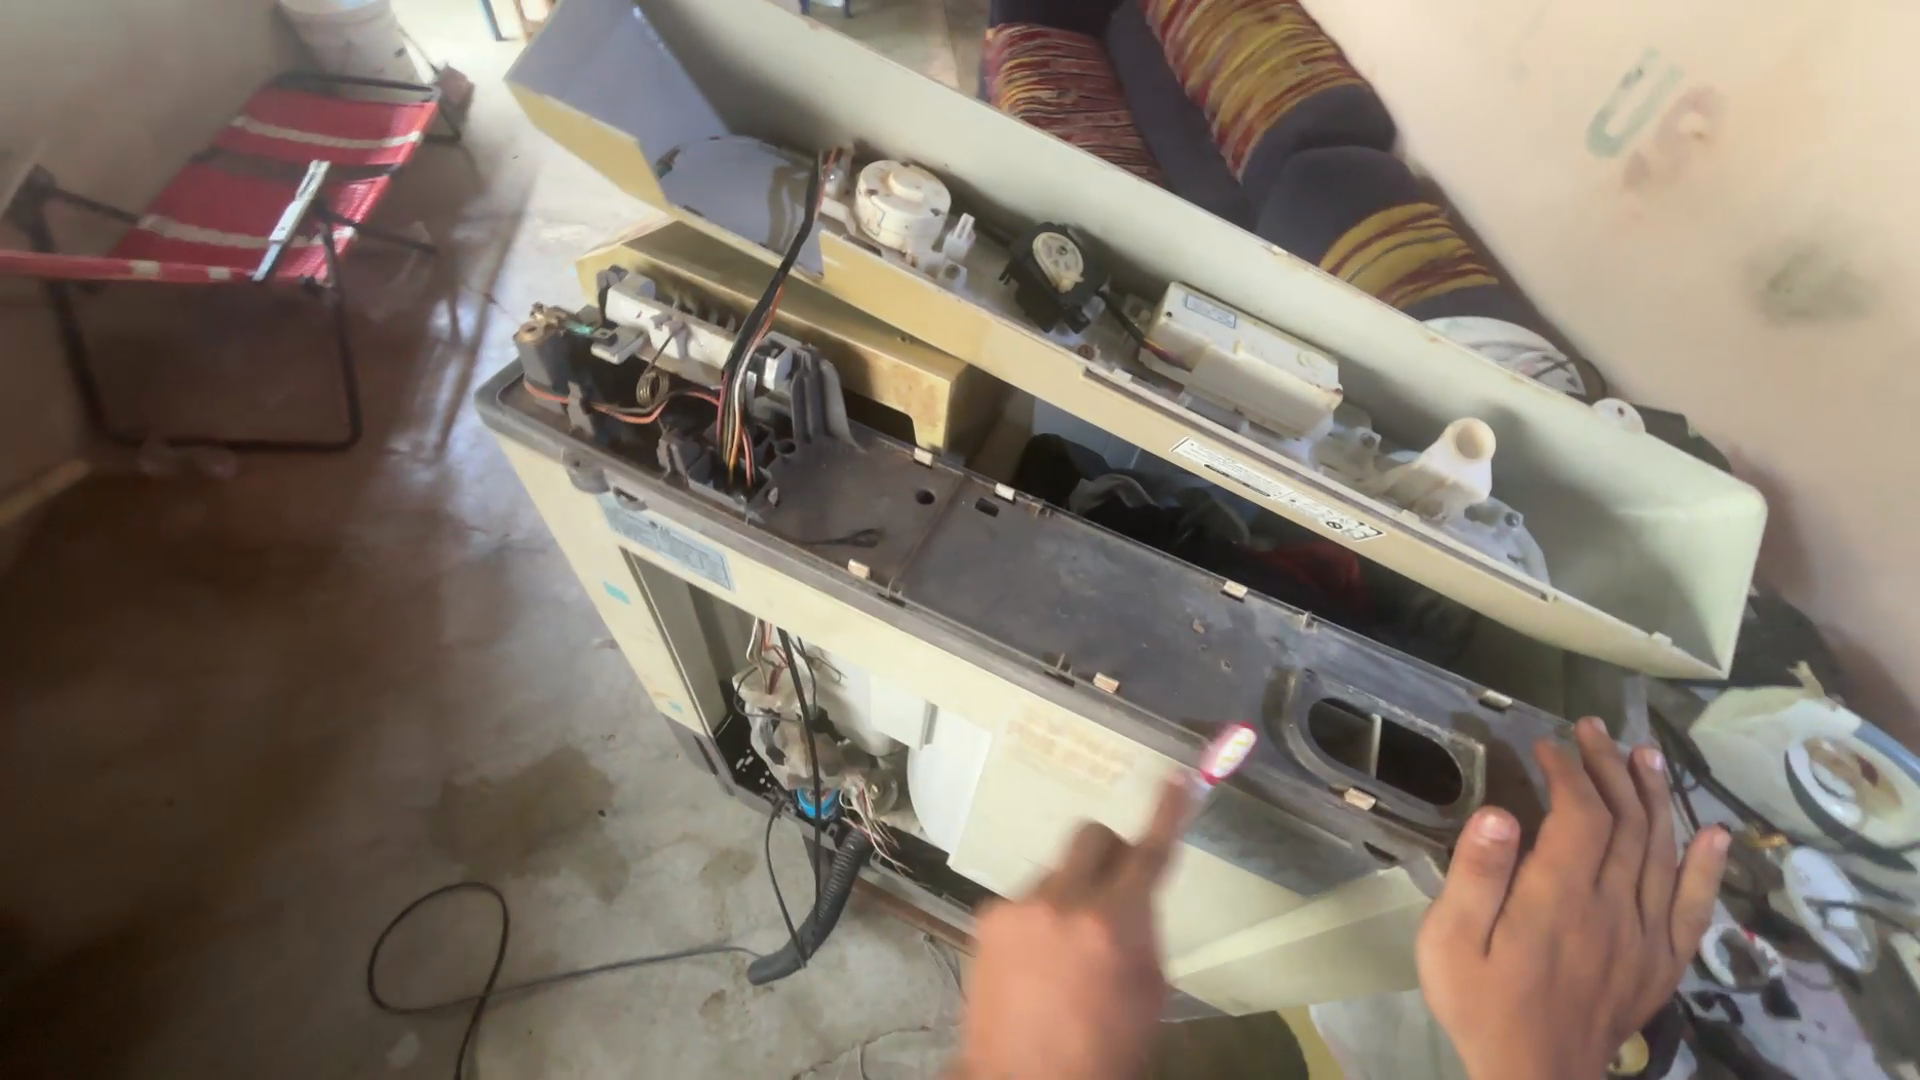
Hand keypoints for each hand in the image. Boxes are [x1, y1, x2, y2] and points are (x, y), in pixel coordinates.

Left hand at [950, 777, 1190, 1079]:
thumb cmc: (1104, 1052)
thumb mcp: (1148, 995)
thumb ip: (1143, 931)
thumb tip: (1133, 894)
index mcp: (1113, 924)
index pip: (1149, 853)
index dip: (1168, 812)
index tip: (1177, 778)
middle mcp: (1063, 901)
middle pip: (1092, 836)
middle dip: (1110, 855)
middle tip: (1114, 890)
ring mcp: (1020, 905)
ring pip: (1058, 871)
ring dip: (1072, 895)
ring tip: (1066, 950)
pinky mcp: (988, 916)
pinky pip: (1027, 899)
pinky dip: (1039, 918)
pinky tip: (1035, 960)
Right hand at [1418, 717, 1729, 1079]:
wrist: (1534, 1075)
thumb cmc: (1479, 998)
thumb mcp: (1451, 937)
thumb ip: (1476, 875)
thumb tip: (1498, 813)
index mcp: (1561, 897)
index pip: (1582, 816)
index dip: (1569, 771)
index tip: (1545, 742)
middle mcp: (1613, 908)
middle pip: (1627, 824)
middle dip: (1610, 769)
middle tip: (1593, 728)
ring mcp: (1645, 936)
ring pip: (1662, 854)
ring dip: (1655, 799)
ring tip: (1644, 756)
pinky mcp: (1660, 961)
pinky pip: (1694, 908)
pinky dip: (1705, 868)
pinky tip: (1711, 836)